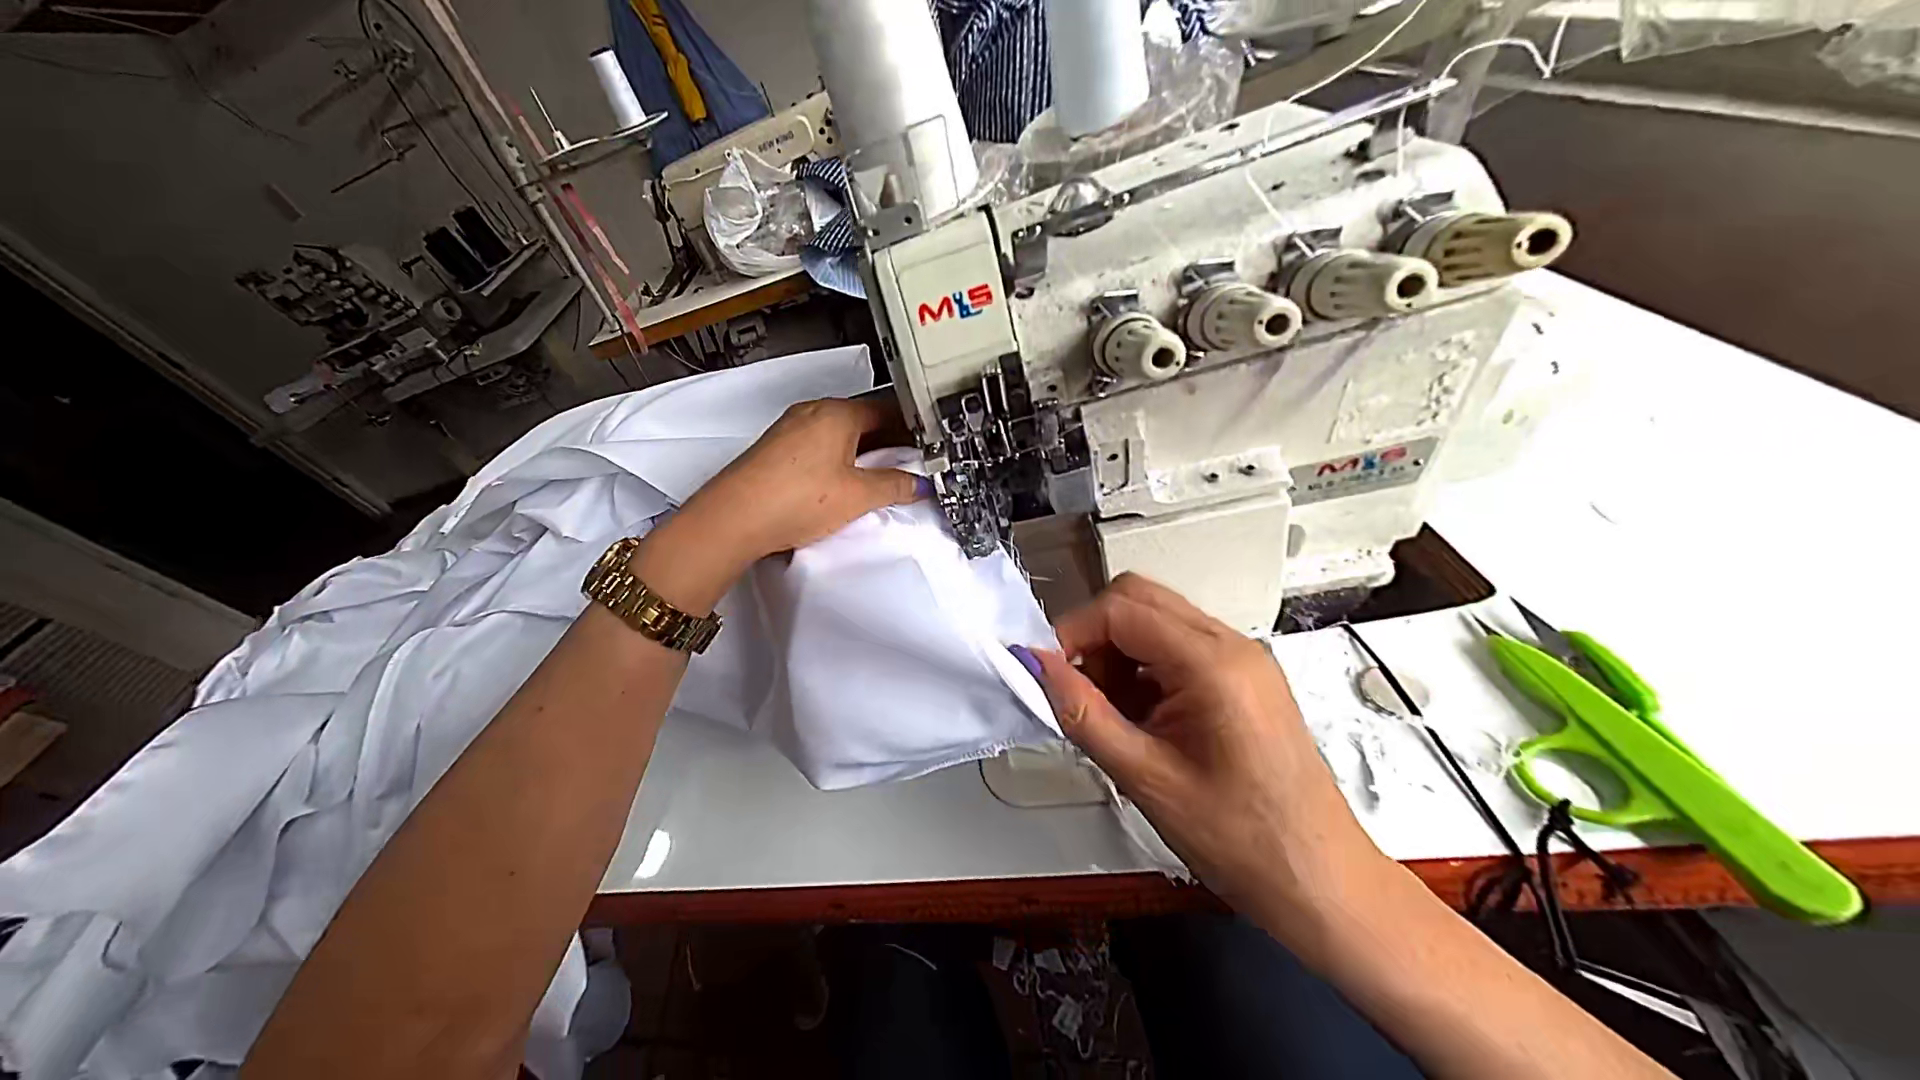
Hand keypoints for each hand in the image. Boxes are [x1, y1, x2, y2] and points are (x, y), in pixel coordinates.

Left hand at [679, 397, 922, 565]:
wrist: (733, 518)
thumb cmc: (787, 498)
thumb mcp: (858, 496)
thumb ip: (895, 486)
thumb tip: (914, 484)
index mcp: (837, 413)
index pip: (889, 410)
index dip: (913, 429)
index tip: (926, 447)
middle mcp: (812, 414)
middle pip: (864, 420)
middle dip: (890, 443)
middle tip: (909, 466)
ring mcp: (792, 430)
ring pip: (841, 434)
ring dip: (864, 453)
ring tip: (879, 480)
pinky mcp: (778, 451)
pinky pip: (820, 447)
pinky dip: (839, 460)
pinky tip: (843, 486)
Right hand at [1030, 574, 1391, 938]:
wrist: (1319, 882)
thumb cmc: (1250, 843)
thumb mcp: (1145, 778)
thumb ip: (1083, 713)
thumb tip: (1039, 667)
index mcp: (1215, 666)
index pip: (1121, 609)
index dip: (1072, 632)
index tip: (1046, 668)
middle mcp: (1234, 648)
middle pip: (1139, 600)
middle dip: (1093, 636)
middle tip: (1073, 687)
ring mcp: (1242, 661)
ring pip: (1155, 620)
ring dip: (1117, 654)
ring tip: (1110, 714)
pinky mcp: (1242, 679)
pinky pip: (1176, 648)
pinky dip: (1142, 670)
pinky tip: (1138, 719)